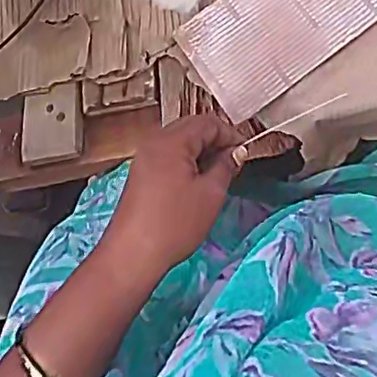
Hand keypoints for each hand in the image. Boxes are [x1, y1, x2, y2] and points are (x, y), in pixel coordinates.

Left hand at [96, 114, 245, 280]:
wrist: (132, 254)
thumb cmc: (174, 223)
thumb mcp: (210, 194)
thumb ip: (226, 166)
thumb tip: (236, 151)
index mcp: (172, 140)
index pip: (207, 122)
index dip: (230, 133)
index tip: (245, 151)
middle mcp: (154, 140)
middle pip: (191, 127)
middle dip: (215, 140)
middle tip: (233, 160)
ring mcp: (144, 155)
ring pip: (179, 141)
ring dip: (200, 151)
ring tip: (217, 172)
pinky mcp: (140, 172)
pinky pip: (167, 154)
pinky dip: (185, 160)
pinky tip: (196, 181)